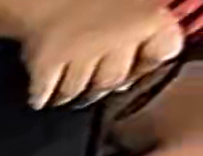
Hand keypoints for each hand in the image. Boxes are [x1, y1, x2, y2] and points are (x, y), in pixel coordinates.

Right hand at [22, 0, 185, 108]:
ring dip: (68, 96)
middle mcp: (117, 40)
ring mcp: (77, 55)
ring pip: (74, 89)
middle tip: (92, 91)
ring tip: (65, 96)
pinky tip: (40, 99)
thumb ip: (155, 16)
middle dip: (100, 89)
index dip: (149, 63)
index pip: (163, 53)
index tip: (136, 68)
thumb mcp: (143, 1)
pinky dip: (39, 98)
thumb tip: (150, 45)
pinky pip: (42, 91)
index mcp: (151, 19)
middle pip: (110, 81)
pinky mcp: (45, 64)